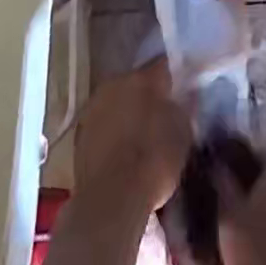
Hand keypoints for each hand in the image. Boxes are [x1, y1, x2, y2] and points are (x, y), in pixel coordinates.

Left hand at [74, 61, 190, 212]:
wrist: (110, 199)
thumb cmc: (153, 163)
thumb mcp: (183, 135)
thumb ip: (184, 107)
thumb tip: (185, 95)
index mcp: (143, 79)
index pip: (164, 65)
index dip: (176, 75)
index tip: (185, 85)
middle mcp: (116, 83)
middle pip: (138, 81)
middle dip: (150, 93)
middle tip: (163, 111)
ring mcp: (94, 105)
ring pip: (118, 99)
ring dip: (129, 108)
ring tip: (141, 131)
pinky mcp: (80, 128)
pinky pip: (104, 119)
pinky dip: (113, 126)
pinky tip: (122, 145)